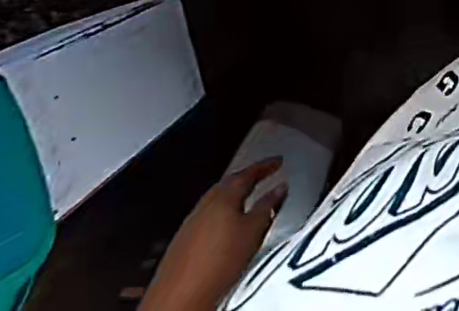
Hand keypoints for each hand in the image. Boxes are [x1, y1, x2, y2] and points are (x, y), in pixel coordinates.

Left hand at [141, 158, 287, 310]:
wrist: (179, 300)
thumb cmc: (219, 263)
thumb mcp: (254, 230)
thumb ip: (268, 206)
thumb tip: (280, 189)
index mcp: (223, 198)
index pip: (247, 173)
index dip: (265, 166)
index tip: (277, 161)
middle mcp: (203, 207)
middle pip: (228, 185)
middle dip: (246, 178)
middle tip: (262, 175)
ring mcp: (188, 226)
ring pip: (215, 202)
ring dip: (232, 196)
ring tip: (247, 199)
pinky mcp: (180, 245)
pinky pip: (205, 219)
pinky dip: (220, 215)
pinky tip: (225, 227)